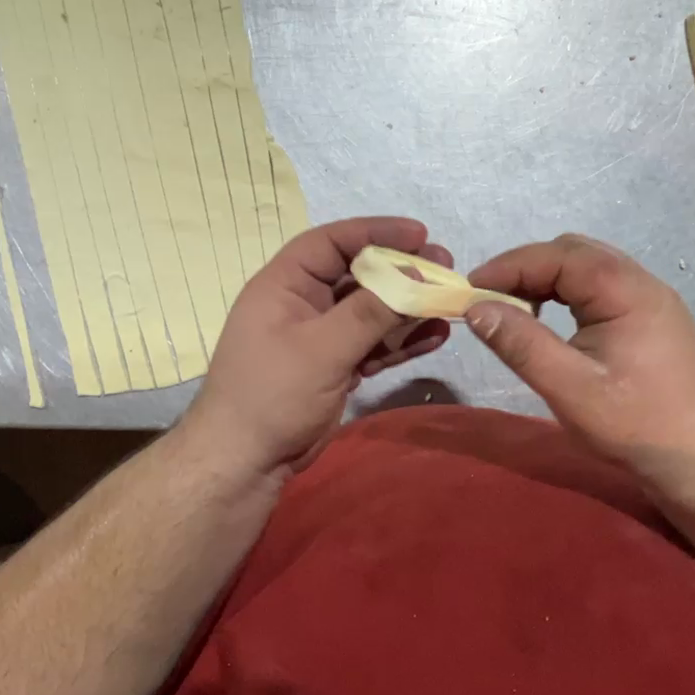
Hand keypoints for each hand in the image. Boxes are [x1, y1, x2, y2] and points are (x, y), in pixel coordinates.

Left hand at [182, 218, 452, 476]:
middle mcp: (302, 304)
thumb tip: (415, 274)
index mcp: (284, 285)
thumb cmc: (272, 394)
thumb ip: (370, 311)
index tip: (419, 234)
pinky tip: (435, 336)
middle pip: (358, 276)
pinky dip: (401, 341)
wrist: (247, 461)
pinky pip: (373, 345)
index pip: (332, 243)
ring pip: (370, 312)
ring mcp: (320, 338)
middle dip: (401, 272)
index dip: (375, 233)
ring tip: (448, 302)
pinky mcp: (335, 368)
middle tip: (444, 267)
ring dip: (407, 308)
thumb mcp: (322, 348)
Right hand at [465, 234, 694, 467]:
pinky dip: (564, 294)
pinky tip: (547, 321)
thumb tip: (476, 308)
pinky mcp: (648, 317)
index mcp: (625, 291)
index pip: (558, 256)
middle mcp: (641, 282)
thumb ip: (521, 344)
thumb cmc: (633, 423)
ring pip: (586, 268)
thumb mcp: (568, 387)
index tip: (470, 290)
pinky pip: (598, 287)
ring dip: (544, 280)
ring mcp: (648, 298)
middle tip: (488, 299)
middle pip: (573, 252)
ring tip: (511, 309)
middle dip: (524, 269)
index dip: (509, 267)